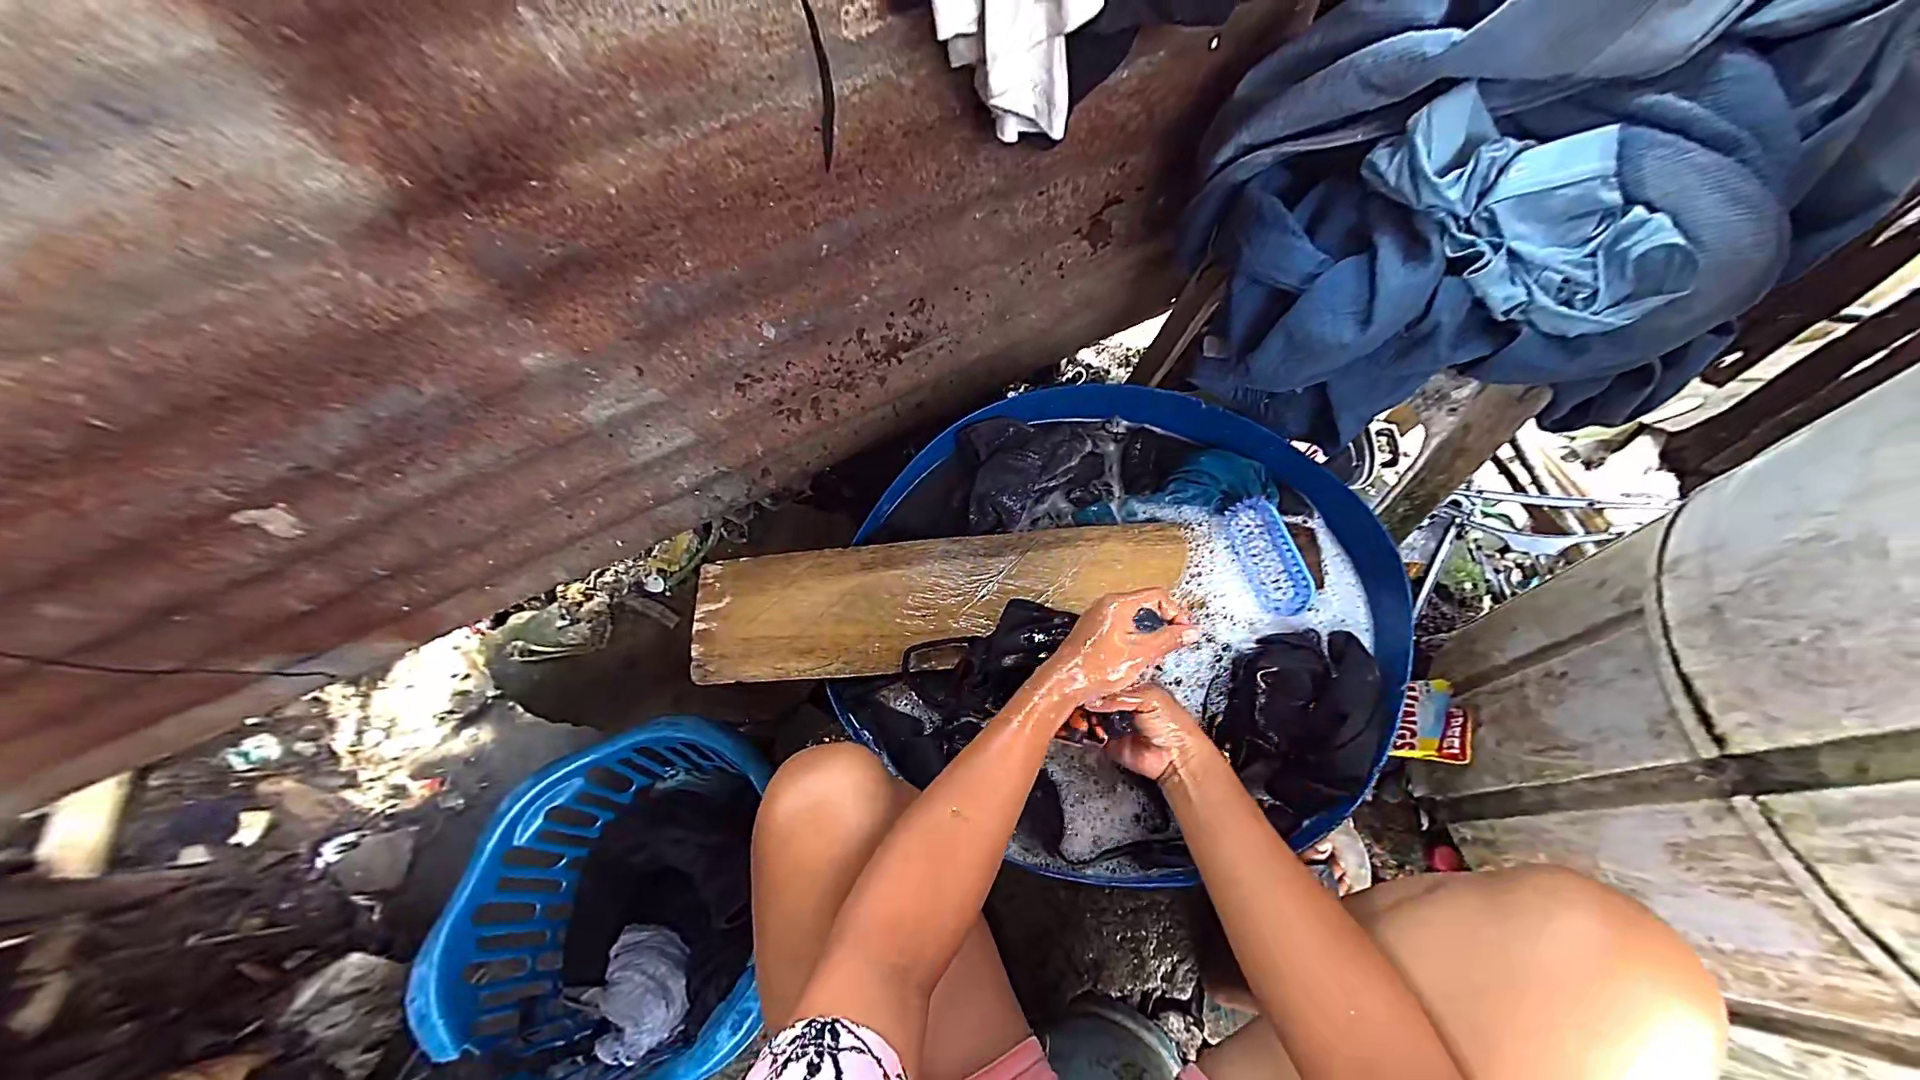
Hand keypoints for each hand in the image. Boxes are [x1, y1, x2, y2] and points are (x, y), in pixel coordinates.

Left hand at [1032, 589, 1197, 706]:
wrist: (1065, 682)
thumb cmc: (1096, 668)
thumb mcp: (1141, 654)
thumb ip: (1169, 640)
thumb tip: (1191, 632)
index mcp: (1118, 604)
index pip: (1158, 595)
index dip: (1176, 612)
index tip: (1184, 630)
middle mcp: (1106, 605)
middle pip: (1145, 603)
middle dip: (1164, 620)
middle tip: (1175, 638)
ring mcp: (1098, 617)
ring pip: (1133, 615)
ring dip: (1150, 629)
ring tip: (1158, 648)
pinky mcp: (1093, 630)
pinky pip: (1121, 625)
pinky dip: (1134, 634)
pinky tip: (1136, 653)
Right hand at [1086, 683, 1214, 782]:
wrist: (1176, 758)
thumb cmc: (1173, 726)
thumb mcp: (1150, 697)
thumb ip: (1120, 694)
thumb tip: (1095, 696)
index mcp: (1132, 689)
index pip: (1107, 680)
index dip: (1096, 680)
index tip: (1085, 681)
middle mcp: (1120, 705)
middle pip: (1094, 696)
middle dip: (1086, 697)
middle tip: (1081, 697)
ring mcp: (1112, 723)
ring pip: (1087, 714)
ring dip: (1083, 713)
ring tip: (1085, 713)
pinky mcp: (1107, 742)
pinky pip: (1088, 734)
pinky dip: (1084, 730)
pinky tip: (1087, 726)